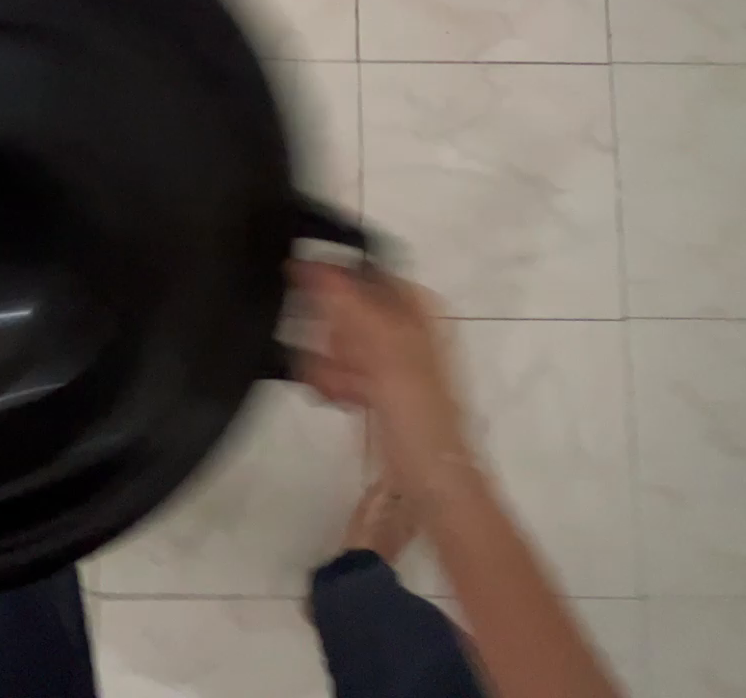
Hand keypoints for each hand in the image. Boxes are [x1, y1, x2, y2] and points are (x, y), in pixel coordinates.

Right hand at [292, 261, 478, 495]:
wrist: (431, 480)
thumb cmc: (418, 415)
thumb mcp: (385, 352)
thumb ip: (349, 306)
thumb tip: (314, 265)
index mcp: (416, 305)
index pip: (361, 273)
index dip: (334, 289)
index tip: (317, 311)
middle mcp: (402, 324)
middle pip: (343, 308)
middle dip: (333, 335)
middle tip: (341, 360)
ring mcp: (387, 354)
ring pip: (335, 338)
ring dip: (329, 363)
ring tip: (343, 388)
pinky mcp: (374, 383)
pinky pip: (335, 365)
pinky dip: (332, 380)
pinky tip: (339, 396)